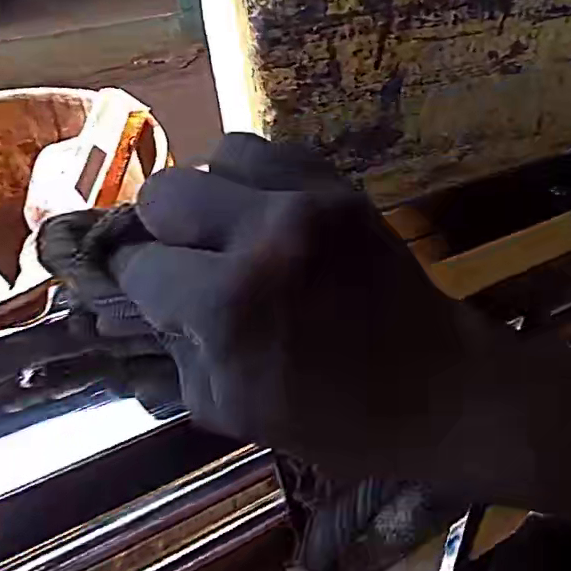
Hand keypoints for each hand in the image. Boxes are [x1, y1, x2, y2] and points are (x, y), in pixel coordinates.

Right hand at [109, 133, 512, 482]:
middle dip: (164, 230)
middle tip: (188, 261)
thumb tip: (139, 296)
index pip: (138, 262)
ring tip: (232, 231)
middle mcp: (269, 231)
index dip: (134, 280)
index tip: (147, 290)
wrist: (435, 383)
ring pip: (223, 154)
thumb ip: (173, 342)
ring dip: (215, 193)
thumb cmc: (333, 417)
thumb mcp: (227, 405)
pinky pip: (281, 154)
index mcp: (231, 300)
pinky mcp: (349, 188)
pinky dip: (264, 178)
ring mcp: (316, 199)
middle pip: (168, 190)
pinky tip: (272, 215)